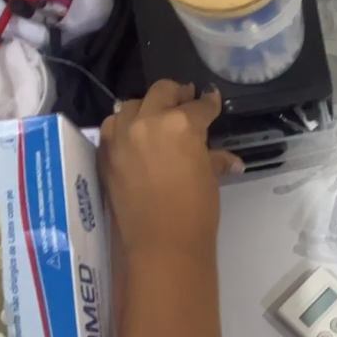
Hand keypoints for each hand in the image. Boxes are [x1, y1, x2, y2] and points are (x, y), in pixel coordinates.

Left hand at [97, 80, 242, 262]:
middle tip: (186, 99)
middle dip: (177, 94)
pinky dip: (125, 126)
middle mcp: (148, 121)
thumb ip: (215, 159)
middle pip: (162, 92)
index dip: (209, 102)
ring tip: (156, 116)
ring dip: (147, 107)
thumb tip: (231, 160)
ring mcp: (121, 135)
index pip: (199, 106)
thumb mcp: (209, 179)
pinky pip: (113, 127)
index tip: (212, 100)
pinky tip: (135, 136)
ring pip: (131, 105)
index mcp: (181, 124)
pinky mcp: (105, 153)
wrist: (162, 244)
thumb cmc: (196, 211)